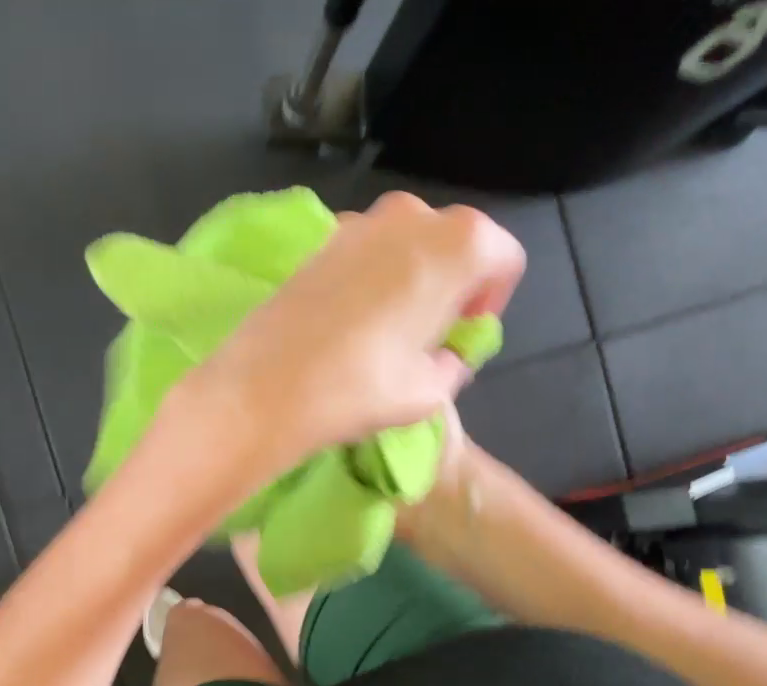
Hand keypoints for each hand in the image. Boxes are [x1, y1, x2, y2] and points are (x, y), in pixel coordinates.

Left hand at [177, 192, 525, 477]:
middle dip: (450, 284)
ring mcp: (359, 221)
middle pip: (453, 244)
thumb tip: (445, 353)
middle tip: (425, 335)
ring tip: (383, 331)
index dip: (491, 300)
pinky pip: (364, 252)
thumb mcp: (431, 389)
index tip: (461, 335)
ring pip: (405, 244)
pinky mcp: (317, 241)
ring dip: (408, 278)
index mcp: (461, 242)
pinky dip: (368, 277)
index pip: (504, 259)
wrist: (262, 388)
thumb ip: (454, 361)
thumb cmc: (360, 388)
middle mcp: (413, 214)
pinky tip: (346, 322)